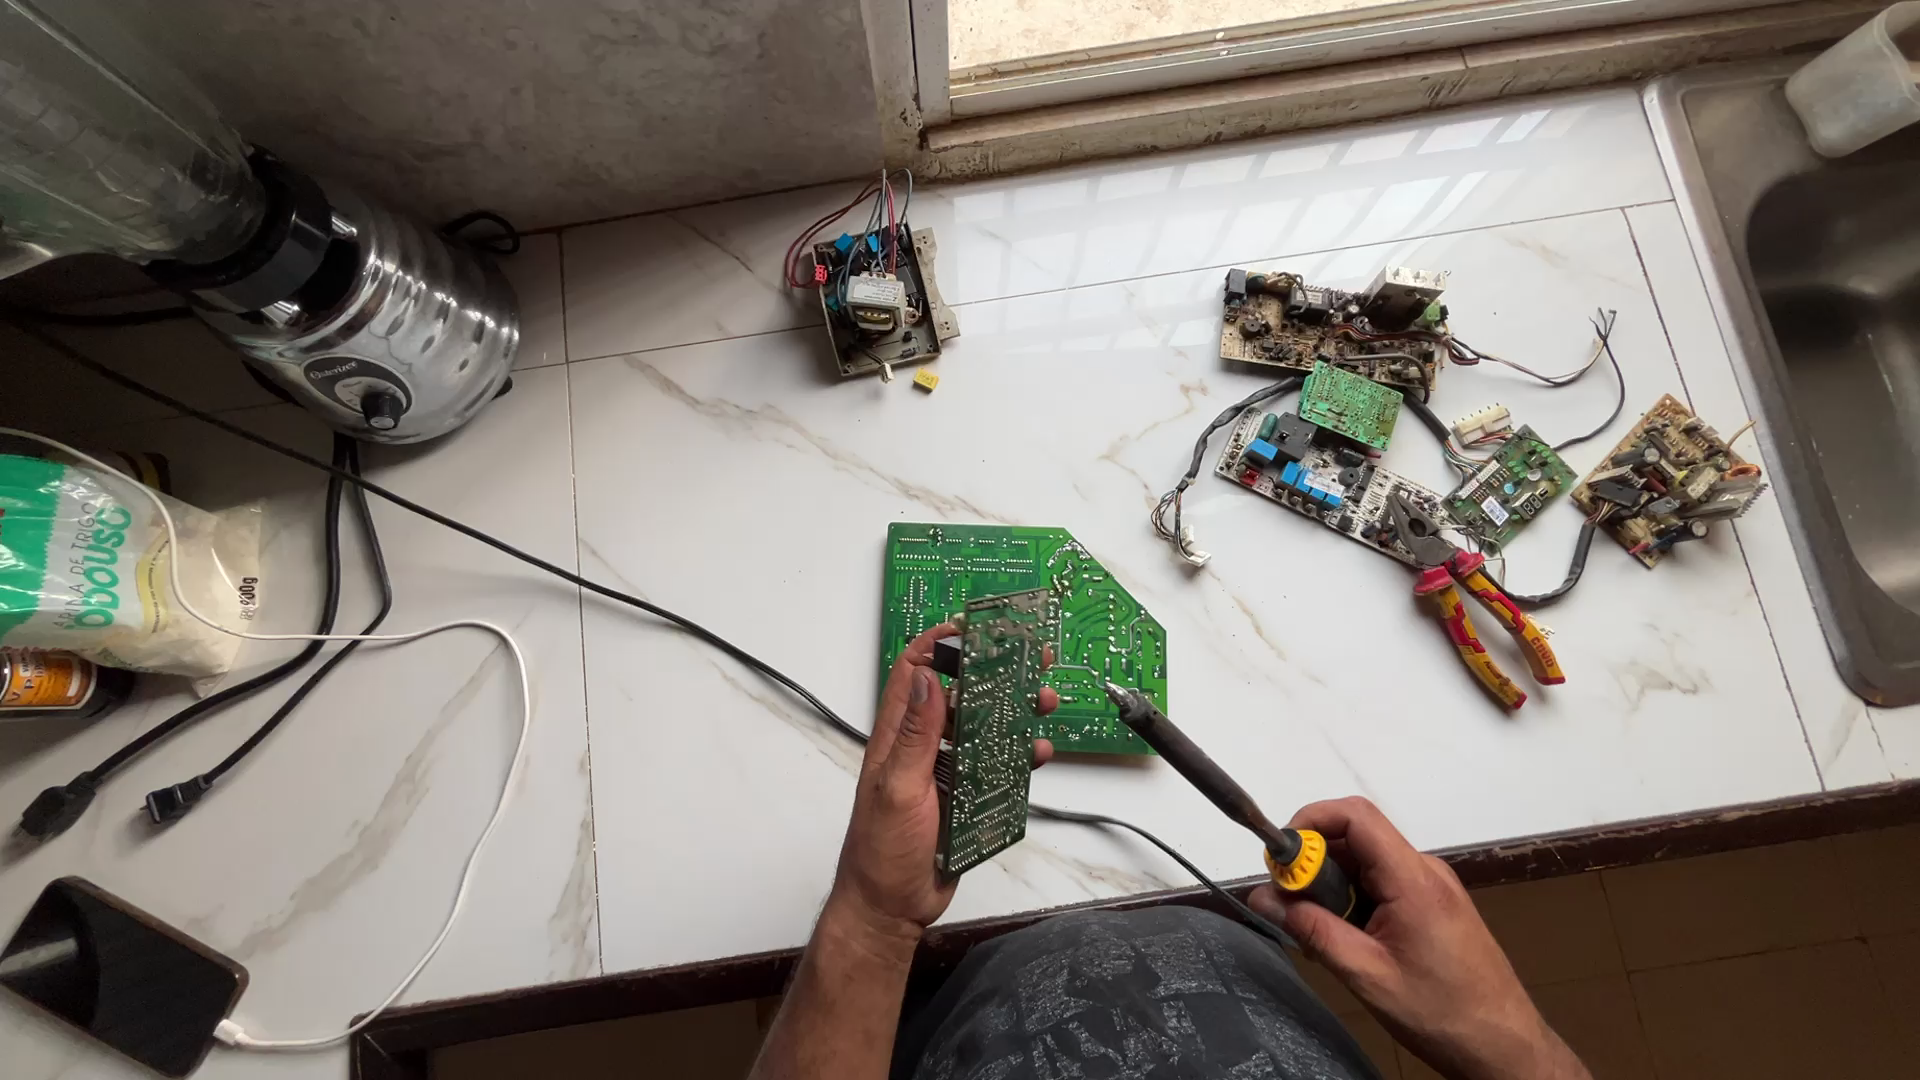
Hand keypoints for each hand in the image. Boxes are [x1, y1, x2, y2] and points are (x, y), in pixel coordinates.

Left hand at [826, 623, 1056, 947]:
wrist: (893, 906)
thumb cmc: (881, 850)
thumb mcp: (897, 788)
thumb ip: (914, 735)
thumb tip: (926, 678)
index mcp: (898, 735)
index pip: (913, 672)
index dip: (937, 645)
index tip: (969, 627)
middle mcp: (923, 744)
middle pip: (959, 692)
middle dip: (992, 670)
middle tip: (1027, 658)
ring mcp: (946, 767)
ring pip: (984, 724)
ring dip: (1013, 709)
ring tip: (1043, 700)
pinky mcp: (966, 791)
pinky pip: (997, 763)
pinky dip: (1019, 753)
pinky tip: (1038, 750)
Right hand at [1248, 798, 1588, 1079]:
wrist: (1512, 1055)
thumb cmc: (1442, 1015)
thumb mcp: (1366, 975)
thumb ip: (1310, 929)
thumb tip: (1259, 897)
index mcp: (1413, 879)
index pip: (1355, 816)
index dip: (1310, 820)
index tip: (1282, 857)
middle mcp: (1423, 870)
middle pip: (1354, 836)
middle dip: (1313, 860)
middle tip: (1290, 900)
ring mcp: (1431, 885)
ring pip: (1364, 859)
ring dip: (1330, 882)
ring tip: (1317, 927)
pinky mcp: (1433, 902)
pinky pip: (1380, 879)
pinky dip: (1351, 896)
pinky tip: (1346, 935)